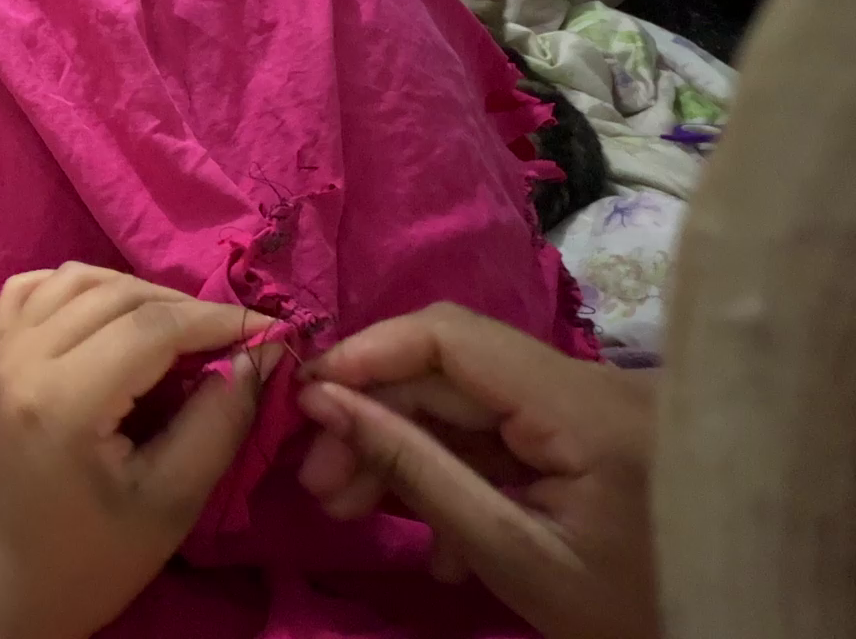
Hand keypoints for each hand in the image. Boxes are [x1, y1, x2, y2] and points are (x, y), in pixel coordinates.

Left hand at [0, 263, 275, 638]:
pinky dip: (75, 286)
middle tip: (231, 338)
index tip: (270, 330)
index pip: (150, 327)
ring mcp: (1, 349)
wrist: (13, 577)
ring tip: (178, 328)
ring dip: (134, 291)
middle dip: (183, 307)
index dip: (216, 321)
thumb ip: (219, 421)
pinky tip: (107, 311)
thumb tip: (259, 355)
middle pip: (116, 296)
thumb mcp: (173, 501)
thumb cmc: (97, 556)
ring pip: (76, 280)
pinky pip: (31, 287)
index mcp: (62, 400)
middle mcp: (23, 358)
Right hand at [296, 302, 657, 638]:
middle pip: (441, 372)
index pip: (449, 336)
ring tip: (347, 504)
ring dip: (397, 447)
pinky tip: (425, 530)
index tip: (305, 393)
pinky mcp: (580, 428)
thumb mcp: (513, 554)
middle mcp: (587, 383)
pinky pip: (490, 430)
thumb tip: (317, 400)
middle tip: (318, 477)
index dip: (366, 352)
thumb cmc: (641, 615)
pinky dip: (444, 465)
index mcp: (587, 408)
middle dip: (370, 419)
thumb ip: (412, 468)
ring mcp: (584, 404)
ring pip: (455, 400)